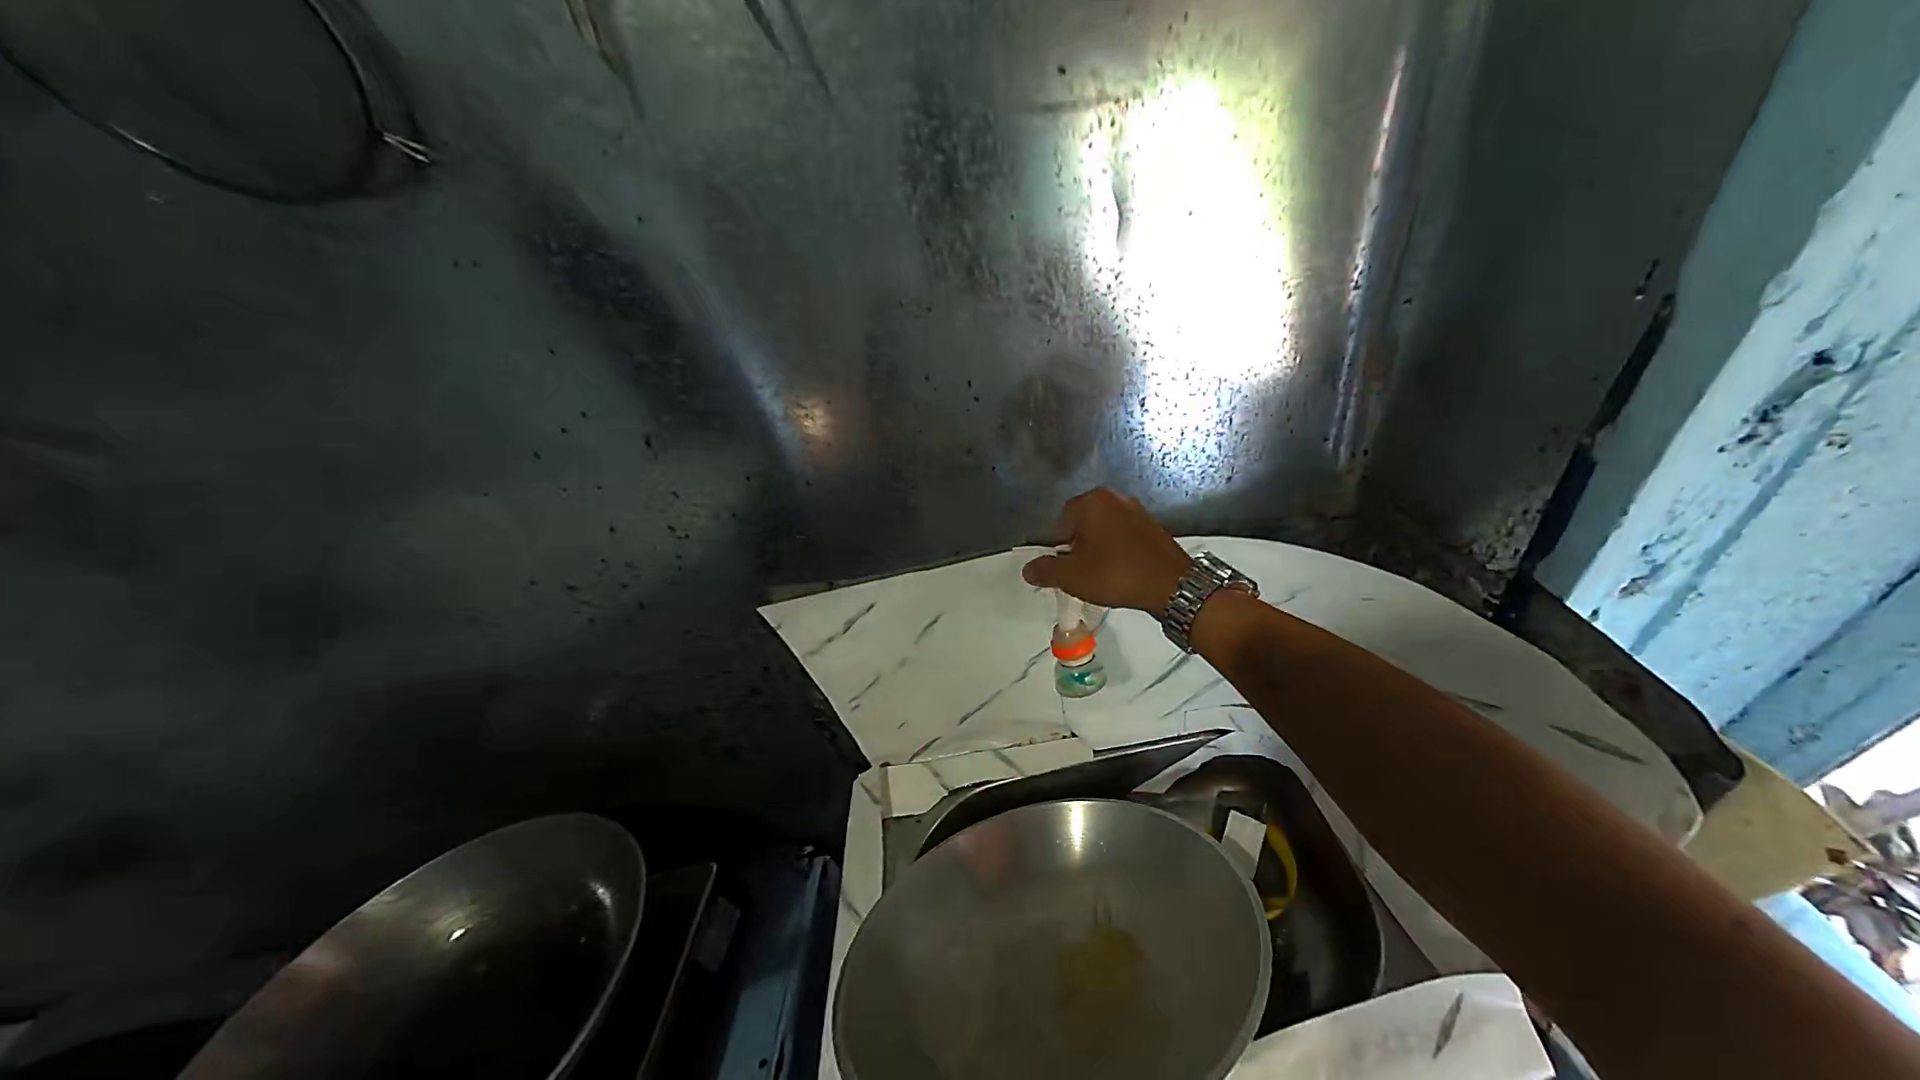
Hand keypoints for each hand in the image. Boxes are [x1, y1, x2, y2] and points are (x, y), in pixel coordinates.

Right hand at [1021, 488, 1193, 615]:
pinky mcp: (1154, 528)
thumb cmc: (1116, 574)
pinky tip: (1121, 573)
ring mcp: (1138, 511)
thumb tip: (1029, 569)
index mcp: (1091, 502)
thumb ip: (1045, 570)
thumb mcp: (1071, 576)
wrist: (1171, 585)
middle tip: (1081, 573)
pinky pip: (1125, 538)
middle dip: (1079, 547)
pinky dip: (1119, 553)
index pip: (1060, 522)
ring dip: (1099, 550)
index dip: (1059, 548)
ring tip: (1102, 576)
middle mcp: (1115, 499)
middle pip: (1083, 524)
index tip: (1066, 569)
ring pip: (1105, 531)